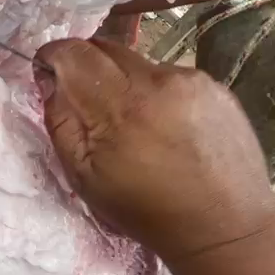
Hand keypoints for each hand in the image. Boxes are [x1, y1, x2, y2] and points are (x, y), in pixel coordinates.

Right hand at [36, 38, 274, 262]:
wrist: (226, 227)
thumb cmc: (144, 210)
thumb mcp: (82, 176)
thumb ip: (60, 121)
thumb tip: (49, 79)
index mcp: (119, 106)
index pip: (73, 52)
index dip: (53, 56)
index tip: (48, 71)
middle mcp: (156, 81)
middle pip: (105, 47)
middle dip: (86, 66)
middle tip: (86, 101)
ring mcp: (191, 80)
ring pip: (137, 62)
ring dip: (122, 81)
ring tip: (132, 122)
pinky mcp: (215, 86)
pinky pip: (169, 75)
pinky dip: (155, 92)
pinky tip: (164, 126)